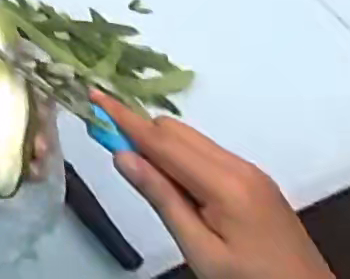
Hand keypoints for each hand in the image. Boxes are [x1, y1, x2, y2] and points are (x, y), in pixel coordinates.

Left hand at [0, 10, 61, 222]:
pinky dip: (39, 161)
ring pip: (39, 125)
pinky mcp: (11, 160)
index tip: (45, 72)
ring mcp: (4, 130)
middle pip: (33, 94)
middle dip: (43, 107)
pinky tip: (34, 166)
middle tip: (42, 118)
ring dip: (42, 136)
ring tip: (36, 148)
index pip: (15, 62)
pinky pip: (37, 156)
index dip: (32, 65)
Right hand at [93, 92, 333, 278]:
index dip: (123, 117)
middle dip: (141, 133)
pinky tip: (176, 187)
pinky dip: (181, 158)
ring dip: (161, 146)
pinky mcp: (256, 184)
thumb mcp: (202, 254)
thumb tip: (121, 154)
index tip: (93, 95)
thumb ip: (162, 200)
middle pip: (175, 131)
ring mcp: (250, 173)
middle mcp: (238, 165)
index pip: (161, 140)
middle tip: (113, 150)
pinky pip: (206, 154)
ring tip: (145, 177)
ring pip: (190, 139)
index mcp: (224, 182)